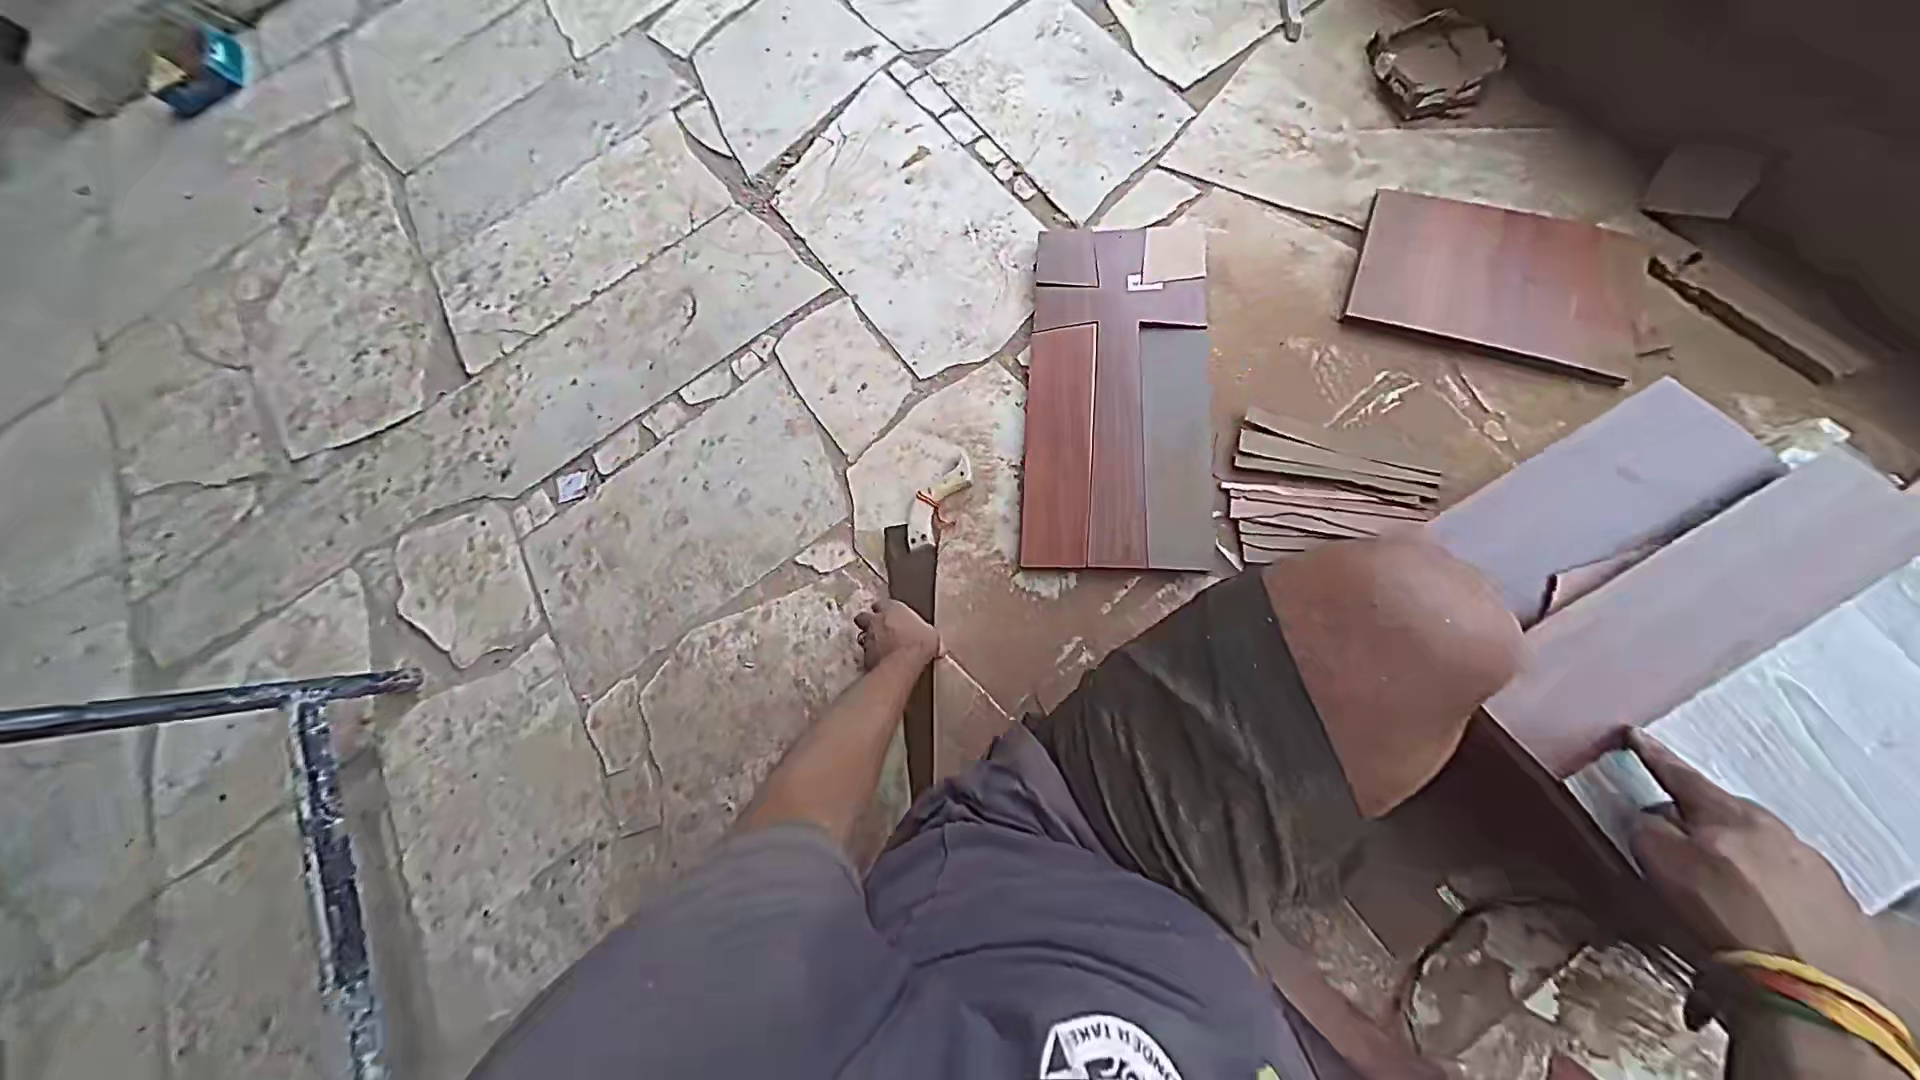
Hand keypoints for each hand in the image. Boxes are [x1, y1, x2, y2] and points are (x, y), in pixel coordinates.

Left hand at [853, 600, 939, 670]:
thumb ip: (927, 633)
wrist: (903, 664)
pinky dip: (870, 655)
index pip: (883, 603)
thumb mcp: (932, 636)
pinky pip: (865, 652)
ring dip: (868, 639)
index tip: (892, 616)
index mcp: (894, 609)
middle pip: (865, 615)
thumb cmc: (920, 644)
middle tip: (878, 628)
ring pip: (861, 634)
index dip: (886, 609)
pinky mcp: (864, 654)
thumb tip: (934, 641)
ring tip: (878, 646)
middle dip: (868, 621)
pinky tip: (879, 661)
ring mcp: (868, 637)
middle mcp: (877, 619)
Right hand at [1627, 730, 1892, 1001]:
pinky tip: (1752, 900)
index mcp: (1732, 815)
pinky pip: (1783, 875)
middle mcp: (1778, 831)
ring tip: (1714, 871)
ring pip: (1757, 843)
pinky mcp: (1838, 904)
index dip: (1652, 755)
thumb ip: (1647, 827)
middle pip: (1724, 809)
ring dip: (1731, 849)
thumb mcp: (1660, 861)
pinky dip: (1760, 879)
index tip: (1633, 735)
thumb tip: (1653, 819)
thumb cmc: (1723, 912)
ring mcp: (1815, 868)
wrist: (1812, 986)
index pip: (1680, 775)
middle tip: (1673, 822)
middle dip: (1697, 811)